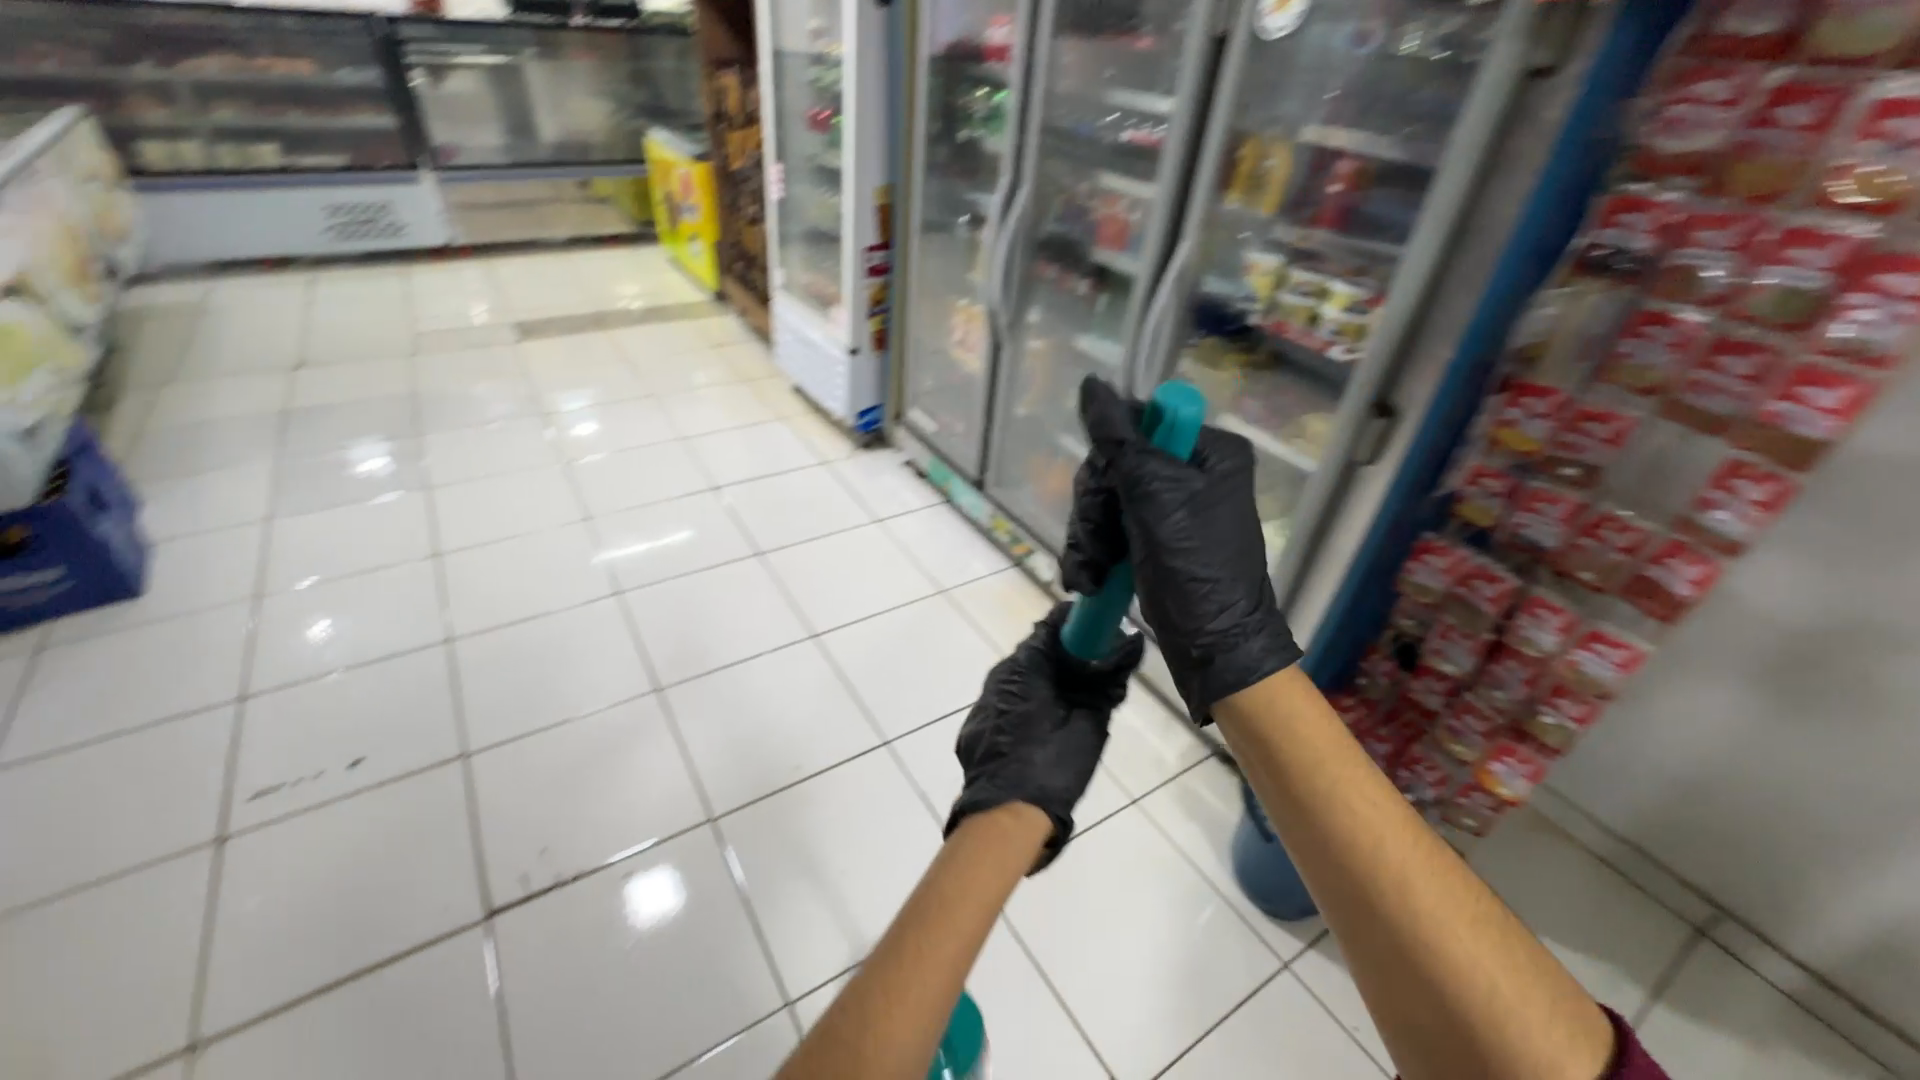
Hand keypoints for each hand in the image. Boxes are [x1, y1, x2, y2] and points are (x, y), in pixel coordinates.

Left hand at [947, 602, 1142, 871]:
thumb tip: (1130, 644)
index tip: (1103, 635)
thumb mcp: (1091, 720)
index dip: (1079, 627)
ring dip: (1045, 681)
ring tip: (1072, 704)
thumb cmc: (1053, 762)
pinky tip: (1042, 727)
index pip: (1053, 626)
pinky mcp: (976, 724)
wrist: (1006, 812)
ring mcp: (984, 700)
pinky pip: (1006, 702)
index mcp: (1026, 665)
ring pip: (1020, 677)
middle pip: (1036, 651)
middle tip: (1096, 673)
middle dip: (1065, 656)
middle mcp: (1000, 675)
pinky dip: (1027, 705)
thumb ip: (1107, 680)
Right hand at [1062, 375, 1301, 724]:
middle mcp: (1189, 473)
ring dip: (1088, 539)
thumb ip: (1121, 440)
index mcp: (1206, 451)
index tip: (1106, 493)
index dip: (1109, 457)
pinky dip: (1093, 556)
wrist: (1215, 650)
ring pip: (1102, 502)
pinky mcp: (1151, 542)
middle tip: (1101, 542)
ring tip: (1094, 575)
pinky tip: (1093, 582)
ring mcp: (1169, 511)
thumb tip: (1090, 383)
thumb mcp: (1155, 499)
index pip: (1136, 423)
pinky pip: (1106, 531)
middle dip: (1095, 510)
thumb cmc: (1195, 571)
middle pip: (1113, 466)